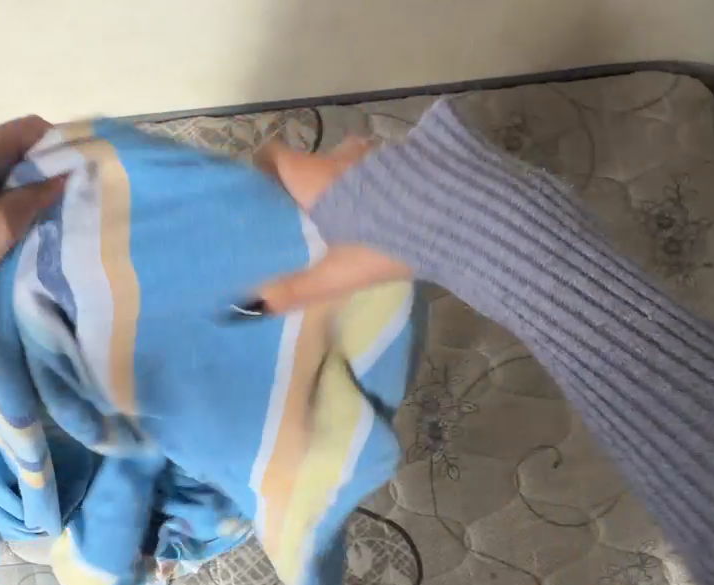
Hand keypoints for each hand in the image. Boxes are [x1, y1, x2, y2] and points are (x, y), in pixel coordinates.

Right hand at [245, 138, 413, 314]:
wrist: (457, 215)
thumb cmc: (384, 243)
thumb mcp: (336, 275)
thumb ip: (296, 289)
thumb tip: (256, 305)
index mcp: (316, 179)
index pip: (275, 156)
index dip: (263, 168)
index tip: (261, 189)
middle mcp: (343, 156)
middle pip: (314, 162)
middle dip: (309, 185)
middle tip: (309, 218)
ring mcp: (380, 151)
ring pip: (350, 162)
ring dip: (346, 183)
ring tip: (350, 215)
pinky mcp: (413, 154)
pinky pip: (383, 164)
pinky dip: (377, 182)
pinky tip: (388, 208)